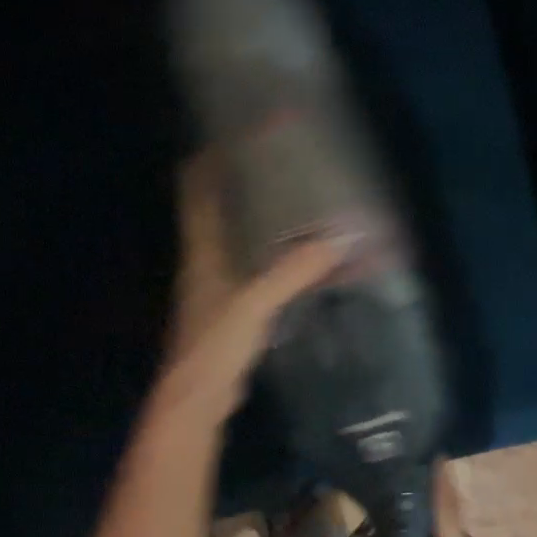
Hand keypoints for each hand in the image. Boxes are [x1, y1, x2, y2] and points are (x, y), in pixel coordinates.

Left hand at [144, 153, 345, 429]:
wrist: (196, 400)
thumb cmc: (215, 343)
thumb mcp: (256, 302)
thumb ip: (295, 270)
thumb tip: (341, 238)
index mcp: (200, 251)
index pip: (196, 194)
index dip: (206, 163)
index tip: (231, 136)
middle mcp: (203, 263)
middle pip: (215, 213)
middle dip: (239, 188)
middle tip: (276, 165)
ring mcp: (214, 289)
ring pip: (234, 242)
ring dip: (255, 224)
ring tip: (292, 204)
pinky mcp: (228, 313)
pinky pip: (250, 272)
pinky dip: (269, 259)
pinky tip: (296, 259)